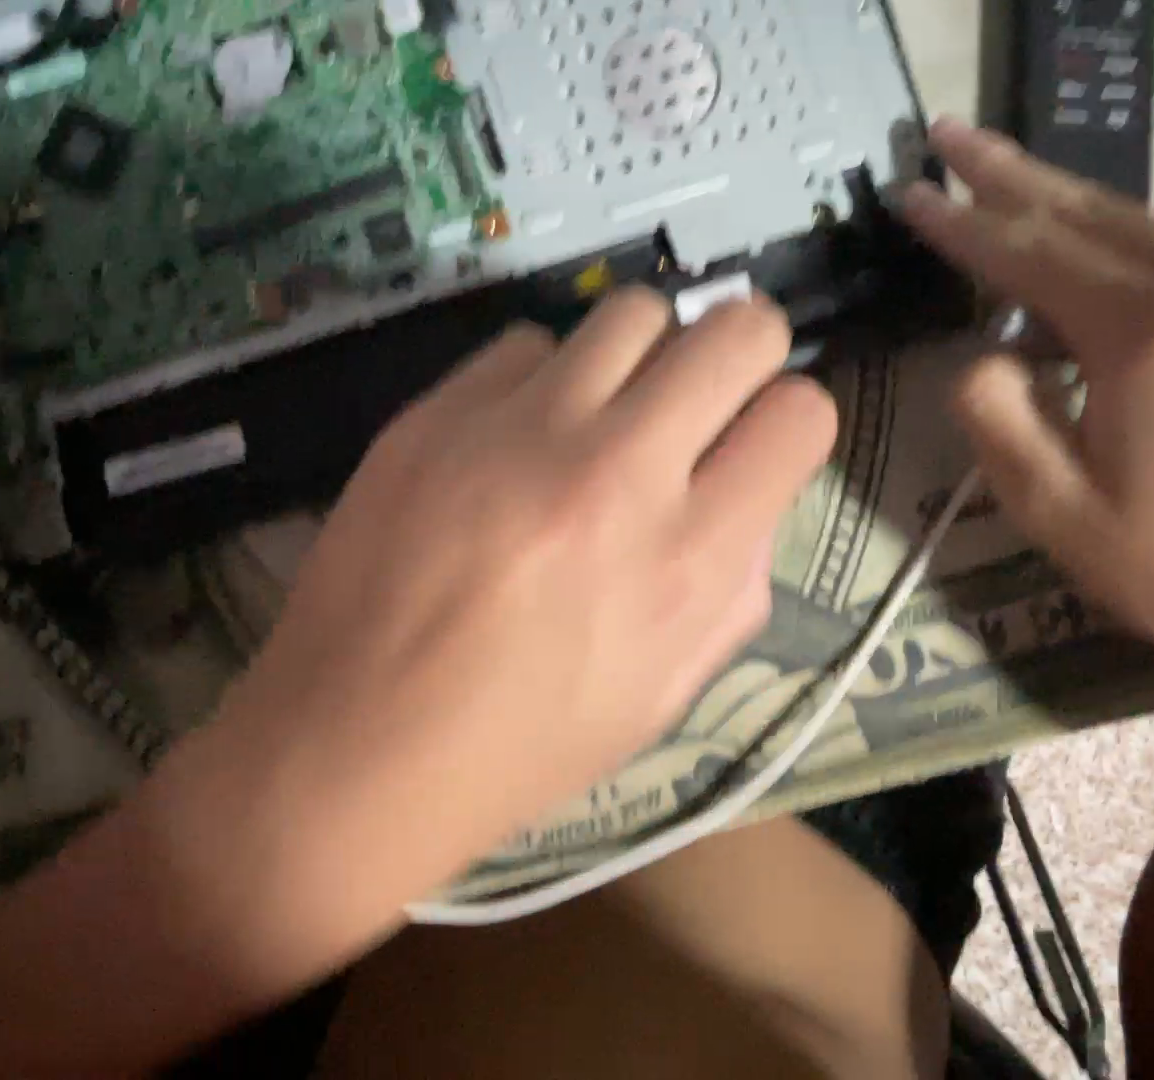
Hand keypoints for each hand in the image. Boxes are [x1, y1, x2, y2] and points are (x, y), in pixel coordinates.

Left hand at [222, 289, 835, 846]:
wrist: (353, 744)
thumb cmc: (518, 747)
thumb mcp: (660, 699)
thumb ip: (731, 592)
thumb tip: (747, 501)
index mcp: (685, 563)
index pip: (800, 415)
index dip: (788, 426)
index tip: (755, 447)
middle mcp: (613, 473)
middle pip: (734, 331)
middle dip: (741, 355)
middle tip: (705, 399)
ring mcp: (516, 430)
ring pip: (632, 312)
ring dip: (643, 356)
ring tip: (608, 413)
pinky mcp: (436, 413)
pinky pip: (526, 346)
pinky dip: (543, 380)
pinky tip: (516, 437)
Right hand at [899, 119, 1153, 703]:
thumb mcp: (1053, 512)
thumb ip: (999, 417)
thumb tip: (983, 352)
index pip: (1032, 255)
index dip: (963, 222)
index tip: (909, 189)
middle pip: (1100, 213)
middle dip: (1014, 173)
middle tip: (952, 133)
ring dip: (1082, 220)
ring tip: (1020, 202)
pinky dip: (1153, 265)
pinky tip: (1126, 288)